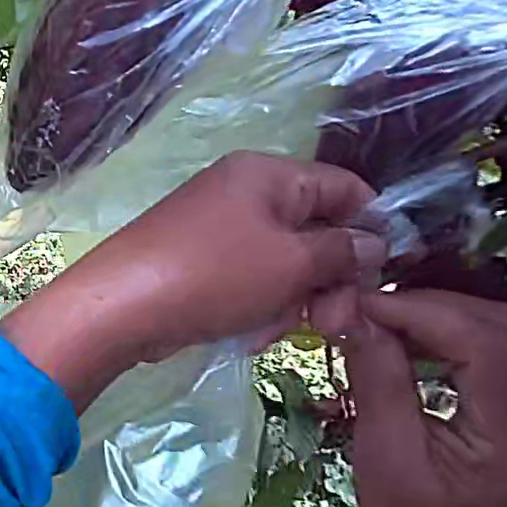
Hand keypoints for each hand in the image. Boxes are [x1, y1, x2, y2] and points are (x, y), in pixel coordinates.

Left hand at [0, 151, 382, 411]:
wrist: (122, 305)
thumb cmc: (214, 273)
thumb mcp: (291, 261)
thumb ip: (342, 251)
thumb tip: (373, 242)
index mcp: (265, 174)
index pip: (344, 188)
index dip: (371, 229)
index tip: (383, 277)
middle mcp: (240, 192)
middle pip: (314, 231)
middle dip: (329, 281)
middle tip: (332, 323)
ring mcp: (216, 228)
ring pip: (283, 264)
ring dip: (290, 301)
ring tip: (270, 328)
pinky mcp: (199, 261)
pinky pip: (248, 280)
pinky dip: (256, 307)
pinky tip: (246, 333)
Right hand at [318, 291, 506, 506]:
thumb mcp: (383, 451)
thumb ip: (378, 377)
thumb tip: (355, 311)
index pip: (489, 346)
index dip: (422, 311)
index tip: (361, 302)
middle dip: (435, 308)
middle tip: (371, 307)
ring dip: (454, 320)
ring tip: (393, 321)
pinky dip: (473, 340)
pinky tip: (429, 344)